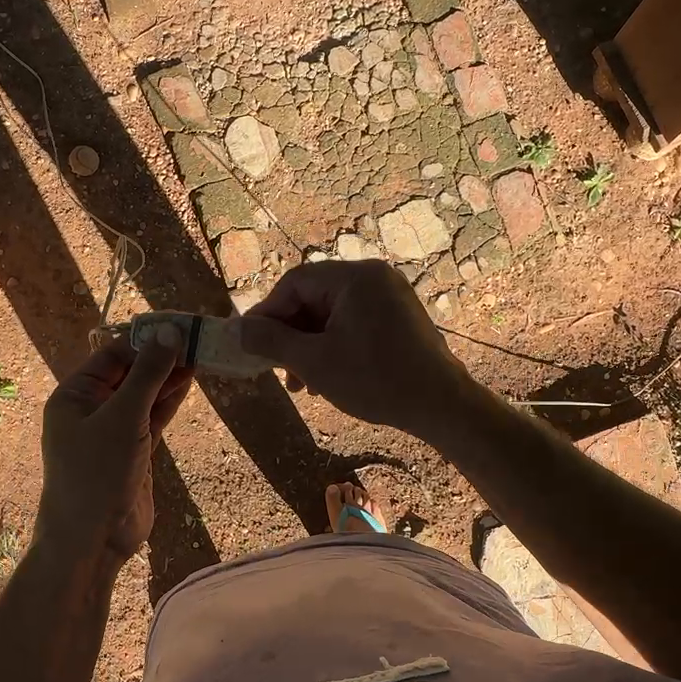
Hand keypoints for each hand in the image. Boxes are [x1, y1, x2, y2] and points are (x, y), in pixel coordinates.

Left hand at [38, 326, 192, 563]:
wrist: (92, 539)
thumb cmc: (97, 473)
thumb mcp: (123, 418)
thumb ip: (147, 375)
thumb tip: (169, 332)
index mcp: (75, 395)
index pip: (113, 354)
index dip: (146, 338)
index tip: (180, 324)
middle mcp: (91, 408)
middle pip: (129, 372)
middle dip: (161, 357)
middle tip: (198, 339)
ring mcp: (113, 431)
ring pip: (144, 395)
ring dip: (168, 377)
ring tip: (200, 355)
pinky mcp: (133, 451)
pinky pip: (152, 417)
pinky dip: (168, 402)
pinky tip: (189, 383)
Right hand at [234, 260, 477, 439]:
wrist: (441, 405)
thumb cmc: (375, 380)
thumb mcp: (314, 362)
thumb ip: (272, 342)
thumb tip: (238, 330)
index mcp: (354, 277)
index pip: (294, 282)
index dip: (267, 313)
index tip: (250, 343)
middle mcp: (374, 276)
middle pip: (314, 296)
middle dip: (291, 335)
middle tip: (276, 369)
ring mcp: (390, 295)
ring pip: (333, 313)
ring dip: (310, 345)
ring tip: (302, 384)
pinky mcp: (400, 316)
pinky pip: (354, 322)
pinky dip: (335, 345)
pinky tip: (328, 377)